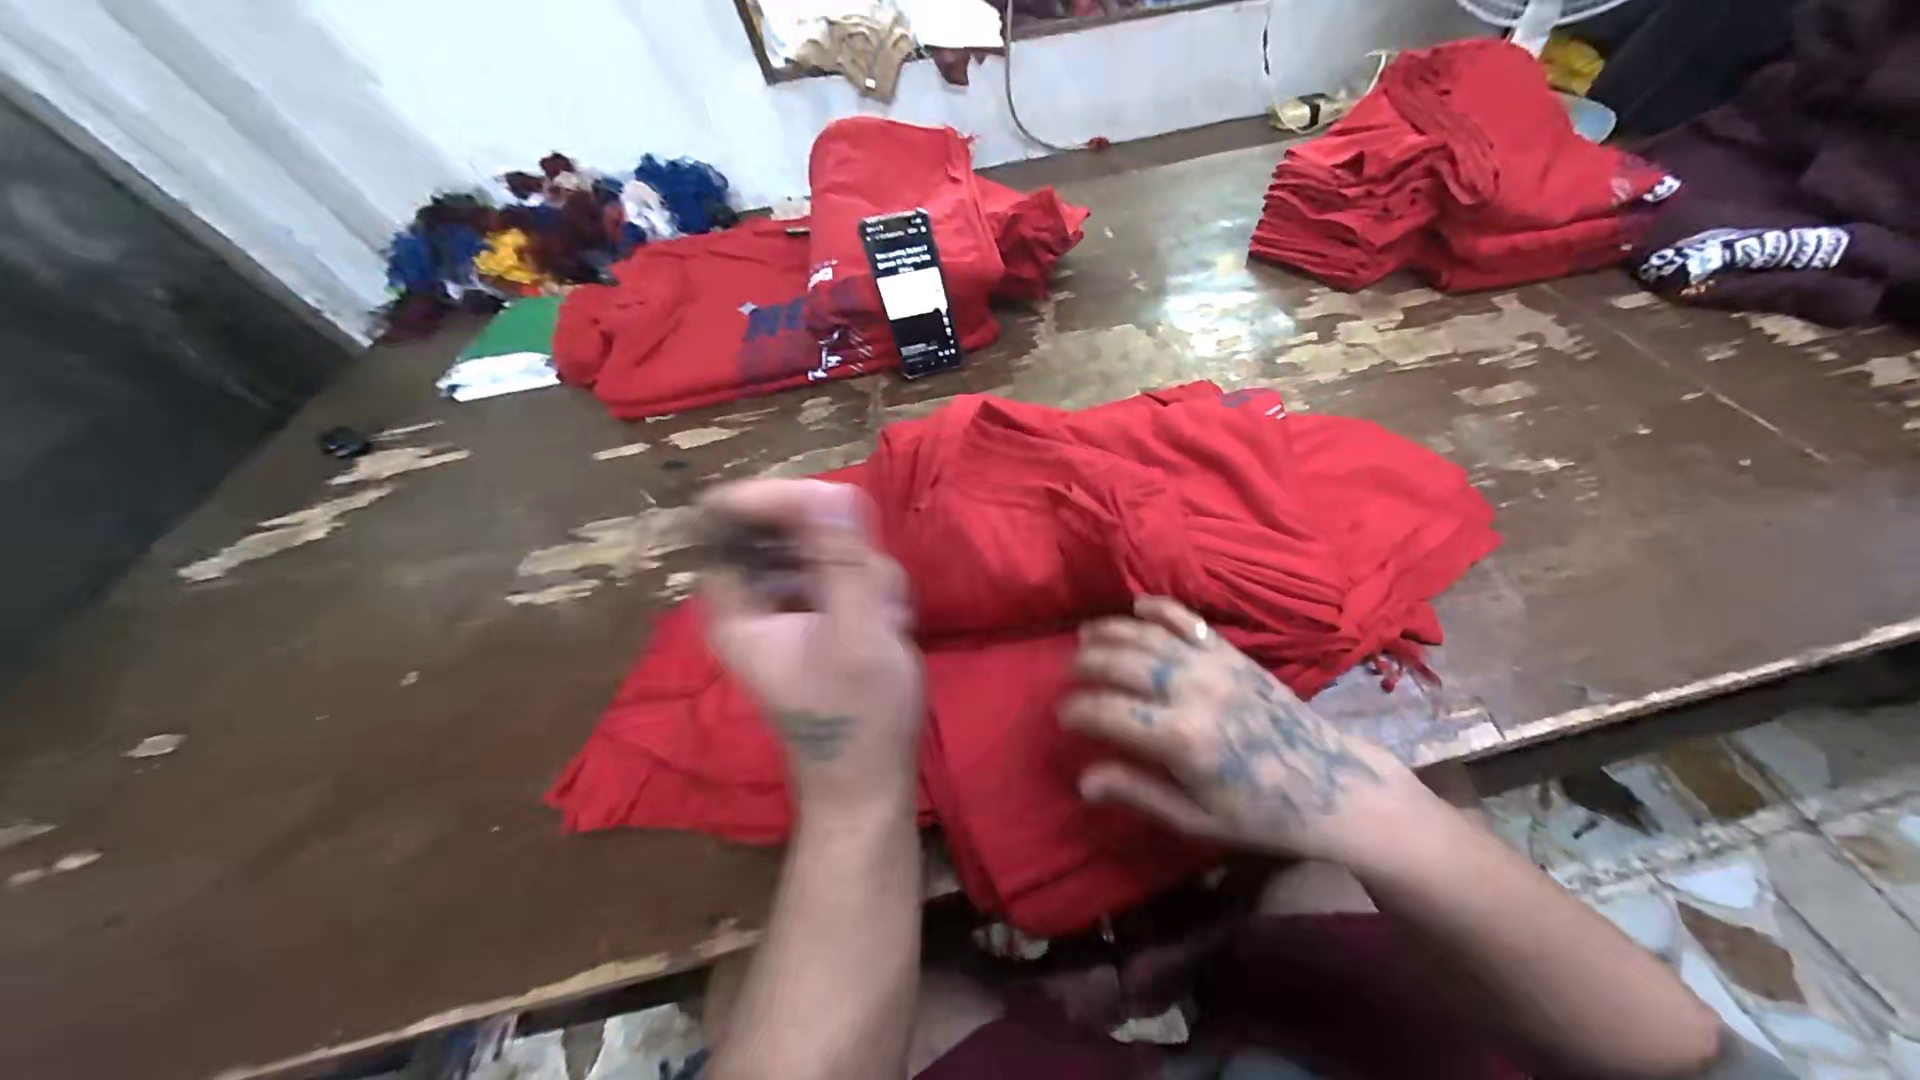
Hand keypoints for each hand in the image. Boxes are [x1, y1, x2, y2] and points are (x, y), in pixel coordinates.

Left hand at [701, 480, 922, 819]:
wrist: (871, 781)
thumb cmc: (858, 718)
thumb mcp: (856, 634)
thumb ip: (841, 560)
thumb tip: (829, 491)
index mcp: (735, 605)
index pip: (730, 515)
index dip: (778, 500)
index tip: (838, 514)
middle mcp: (752, 598)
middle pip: (786, 525)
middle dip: (841, 547)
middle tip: (873, 591)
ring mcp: (787, 605)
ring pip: (824, 546)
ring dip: (865, 572)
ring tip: (886, 620)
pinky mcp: (818, 614)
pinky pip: (844, 572)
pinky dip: (872, 589)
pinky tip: (889, 625)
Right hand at [1059, 596, 1429, 862]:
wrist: (1334, 786)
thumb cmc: (1260, 812)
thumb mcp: (1195, 818)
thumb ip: (1137, 792)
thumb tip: (1083, 782)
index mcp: (1181, 738)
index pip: (1107, 712)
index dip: (1076, 711)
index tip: (1063, 716)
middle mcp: (1193, 691)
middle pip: (1121, 663)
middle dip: (1085, 665)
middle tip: (1069, 675)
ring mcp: (1214, 665)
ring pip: (1147, 636)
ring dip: (1110, 632)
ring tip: (1084, 637)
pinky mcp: (1232, 654)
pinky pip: (1188, 621)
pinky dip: (1160, 609)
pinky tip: (1137, 608)